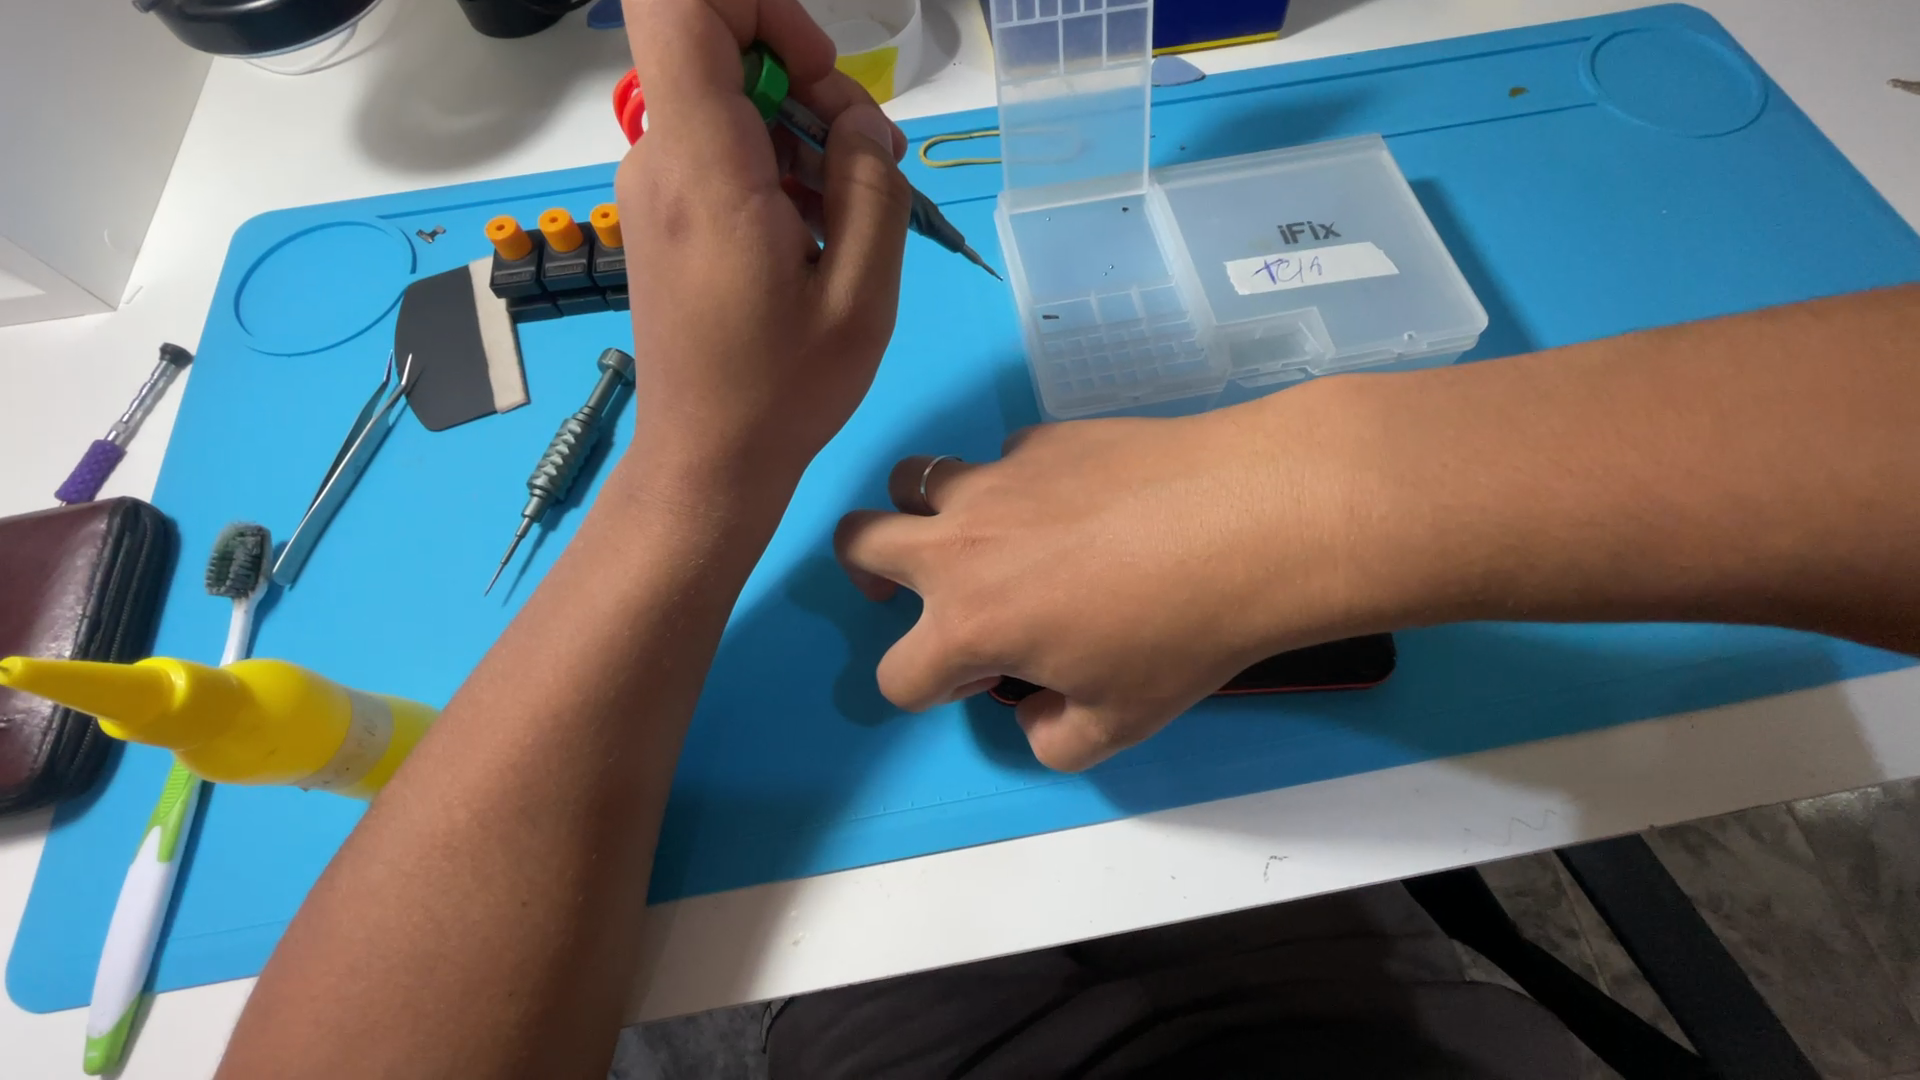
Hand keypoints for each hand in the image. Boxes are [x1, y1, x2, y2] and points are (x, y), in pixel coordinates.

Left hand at [616, 0, 912, 501]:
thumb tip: (860, 124)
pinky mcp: (666, 222)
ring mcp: (657, 193)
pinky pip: (723, 159)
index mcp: (705, 168)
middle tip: (872, 169)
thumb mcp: (861, 296)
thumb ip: (871, 188)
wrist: (709, 460)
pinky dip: (778, 177)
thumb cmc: (784, 390)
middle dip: (811, 91)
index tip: (819, 77)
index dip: (757, 6)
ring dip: (804, 142)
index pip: (682, 5)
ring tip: (852, 222)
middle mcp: (661, 162)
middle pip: (722, 55)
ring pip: (731, 110)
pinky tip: (815, 242)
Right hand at [834, 385, 1401, 770]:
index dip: (928, 690)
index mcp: (968, 624)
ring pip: (913, 479)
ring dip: (926, 511)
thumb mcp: (1118, 723)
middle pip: (855, 541)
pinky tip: (1074, 499)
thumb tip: (1030, 713)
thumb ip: (1051, 738)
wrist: (1251, 520)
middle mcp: (961, 544)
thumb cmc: (1181, 633)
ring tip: (982, 531)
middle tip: (914, 589)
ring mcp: (997, 480)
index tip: (985, 678)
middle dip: (867, 572)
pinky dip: (1013, 485)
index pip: (897, 676)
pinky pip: (1001, 459)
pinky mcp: (1041, 437)